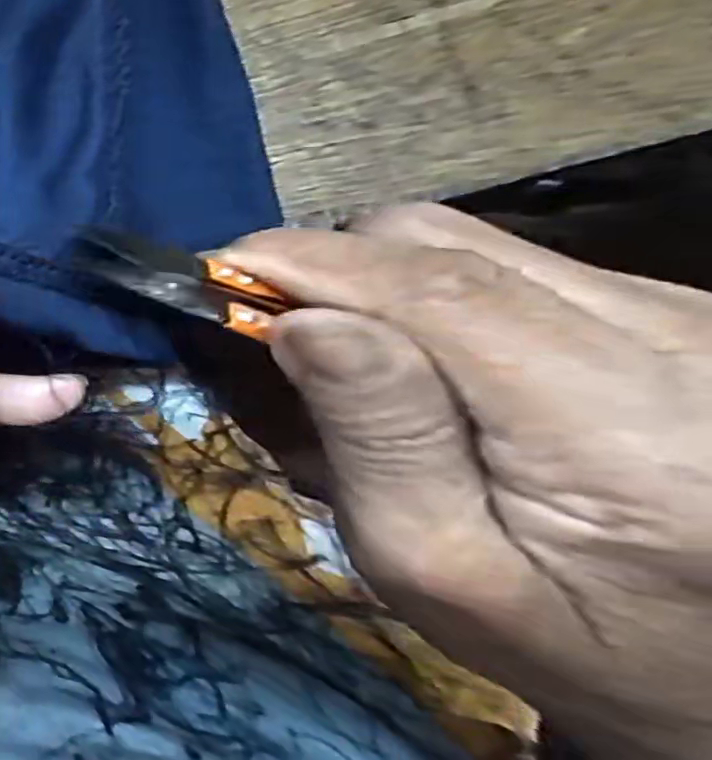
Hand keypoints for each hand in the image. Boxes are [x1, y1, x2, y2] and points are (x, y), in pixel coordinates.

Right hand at [223, 204, 711, 759]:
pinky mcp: (681, 312)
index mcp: (625, 433)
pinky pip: (506, 262)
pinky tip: (425, 353)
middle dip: (326, 267)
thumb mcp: (436, 564)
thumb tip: (302, 323)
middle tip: (265, 320)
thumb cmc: (568, 638)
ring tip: (347, 343)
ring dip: (372, 276)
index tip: (213, 270)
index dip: (305, 261)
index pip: (433, 290)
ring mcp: (692, 317)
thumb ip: (376, 439)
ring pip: (466, 240)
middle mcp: (683, 346)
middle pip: (439, 245)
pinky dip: (426, 289)